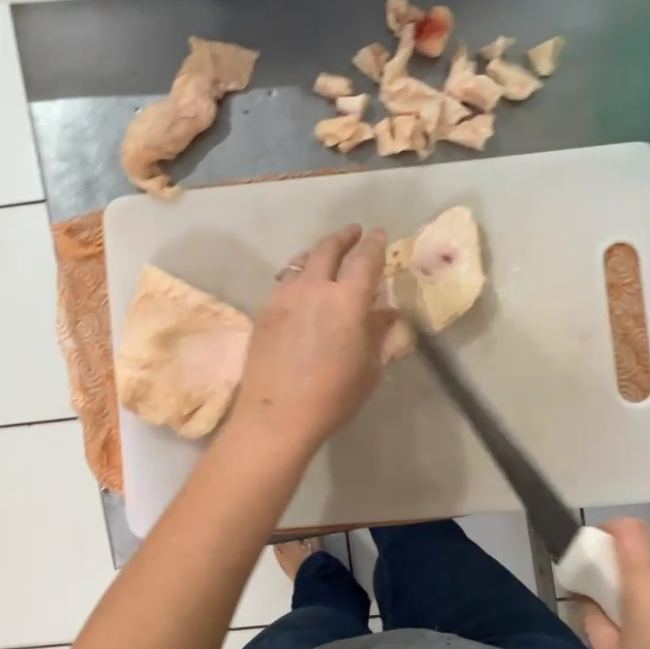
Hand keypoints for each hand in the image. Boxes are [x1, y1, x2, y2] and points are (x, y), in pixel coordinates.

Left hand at [229, 225, 396, 451]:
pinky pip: (284, 282)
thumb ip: (378, 333)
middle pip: (328, 249)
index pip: (364, 260)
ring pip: (301, 262)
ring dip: (317, 253)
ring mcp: (283, 298)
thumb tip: (385, 314)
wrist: (277, 416)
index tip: (378, 234)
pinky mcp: (264, 312)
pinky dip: (298, 275)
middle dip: (343, 237)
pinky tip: (301, 286)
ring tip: (325, 254)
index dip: (374, 244)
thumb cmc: (333, 397)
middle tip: (353, 233)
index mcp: (347, 300)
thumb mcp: (369, 367)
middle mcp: (313, 289)